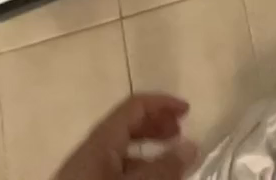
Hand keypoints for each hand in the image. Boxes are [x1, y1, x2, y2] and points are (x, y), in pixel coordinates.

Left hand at [54, 93, 200, 179]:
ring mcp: (83, 173)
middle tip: (180, 135)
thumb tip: (191, 145)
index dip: (162, 103)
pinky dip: (134, 171)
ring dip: (147, 152)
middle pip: (127, 126)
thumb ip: (162, 168)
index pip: (134, 106)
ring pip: (120, 152)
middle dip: (156, 126)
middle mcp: (89, 152)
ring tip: (169, 165)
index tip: (188, 112)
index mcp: (100, 142)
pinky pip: (112, 172)